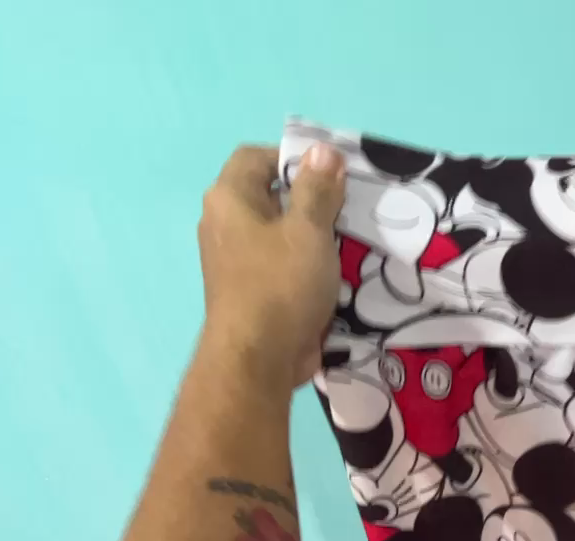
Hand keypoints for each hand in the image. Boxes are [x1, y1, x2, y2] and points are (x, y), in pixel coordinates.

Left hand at [197, 144, 346, 392]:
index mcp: (230, 199)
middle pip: (269, 197)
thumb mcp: (309, 232)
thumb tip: (324, 151)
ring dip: (312, 238)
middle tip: (350, 214)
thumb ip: (318, 191)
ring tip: (349, 247)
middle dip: (310, 202)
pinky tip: (333, 279)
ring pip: (277, 234)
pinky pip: (280, 265)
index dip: (295, 159)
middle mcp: (223, 223)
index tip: (335, 177)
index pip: (257, 157)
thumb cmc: (282, 285)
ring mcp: (234, 259)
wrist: (259, 355)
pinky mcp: (250, 290)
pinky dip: (305, 266)